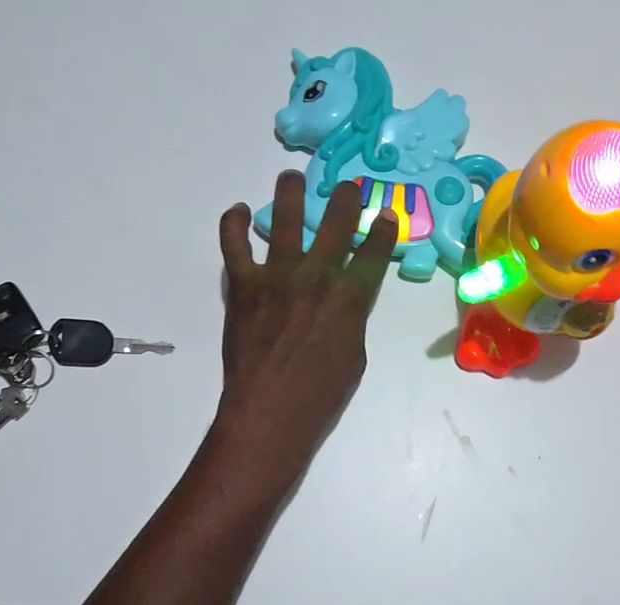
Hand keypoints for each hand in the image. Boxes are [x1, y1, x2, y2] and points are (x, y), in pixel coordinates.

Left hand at [213, 171, 397, 475]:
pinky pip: (234, 244)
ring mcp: (277, 276)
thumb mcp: (354, 359)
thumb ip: (350, 322)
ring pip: (285, 219)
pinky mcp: (243, 285)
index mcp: (349, 298)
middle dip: (346, 199)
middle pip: (334, 223)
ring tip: (292, 177)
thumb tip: (341, 306)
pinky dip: (234, 223)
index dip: (382, 232)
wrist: (270, 411)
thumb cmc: (320, 397)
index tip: (385, 215)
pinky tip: (239, 212)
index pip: (372, 254)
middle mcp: (316, 276)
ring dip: (291, 192)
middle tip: (349, 186)